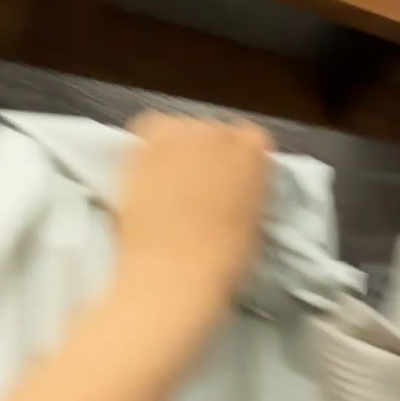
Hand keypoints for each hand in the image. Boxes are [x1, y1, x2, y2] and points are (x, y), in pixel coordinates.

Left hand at [109, 113, 272, 333]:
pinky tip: (152, 166)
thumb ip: (248, 190)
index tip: (237, 183)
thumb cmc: (226, 258)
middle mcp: (219, 134)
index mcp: (255, 152)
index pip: (254, 139)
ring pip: (184, 126)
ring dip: (183, 144)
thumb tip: (236, 186)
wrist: (175, 274)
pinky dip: (153, 142)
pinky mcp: (144, 147)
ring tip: (175, 174)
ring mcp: (180, 137)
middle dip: (213, 151)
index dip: (245, 161)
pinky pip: (151, 128)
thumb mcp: (255, 218)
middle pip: (218, 130)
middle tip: (204, 183)